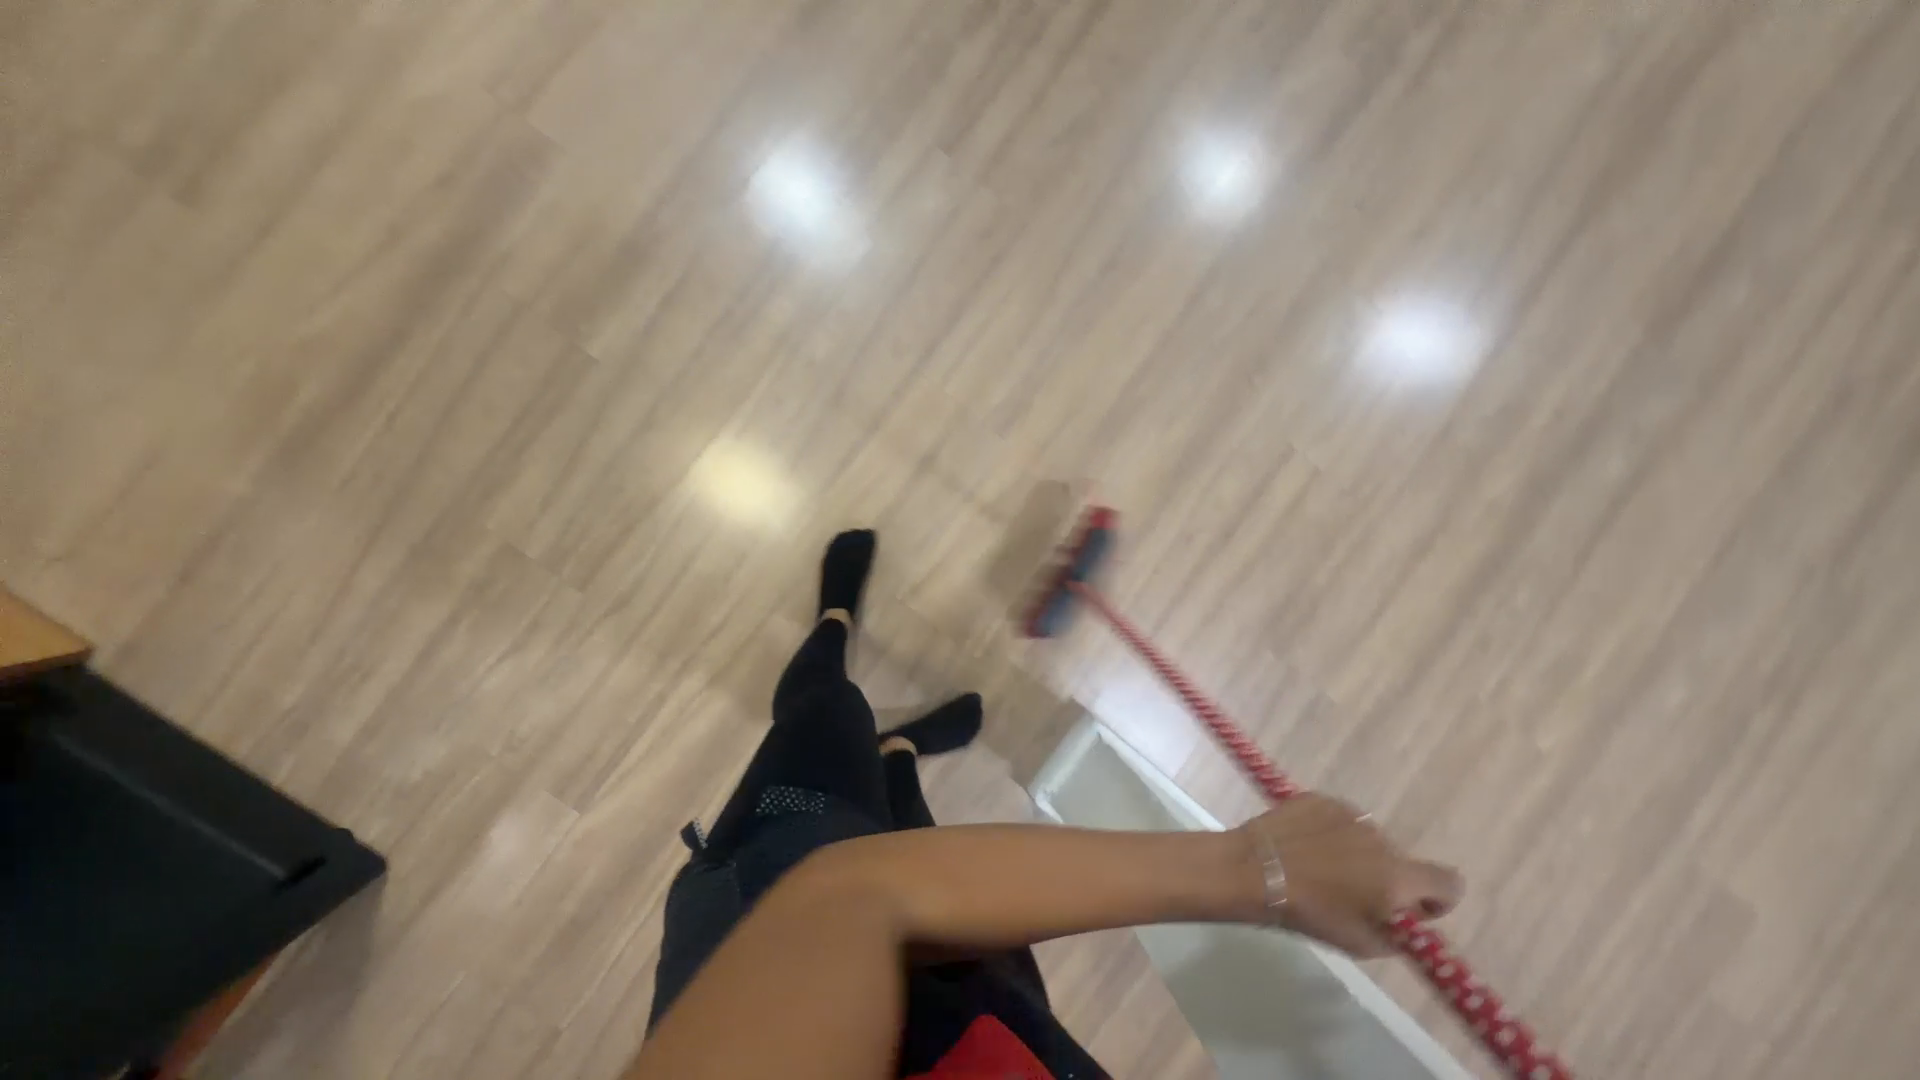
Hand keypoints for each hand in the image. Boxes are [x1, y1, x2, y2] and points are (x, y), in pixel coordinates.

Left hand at [1235, 793, 1463, 957]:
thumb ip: (1395, 937)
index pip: (1449, 882)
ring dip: (1356, 853)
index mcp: (1397, 876)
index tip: (1409, 910)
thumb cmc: (1306, 912)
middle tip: (1349, 893)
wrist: (1251, 869)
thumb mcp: (1359, 944)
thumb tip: (1403, 926)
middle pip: (1399, 861)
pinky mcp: (1319, 798)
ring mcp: (1349, 812)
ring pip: (1367, 838)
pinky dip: (1329, 832)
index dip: (1436, 899)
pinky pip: (1338, 819)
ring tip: (1318, 867)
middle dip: (1385, 878)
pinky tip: (1302, 845)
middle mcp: (1381, 838)